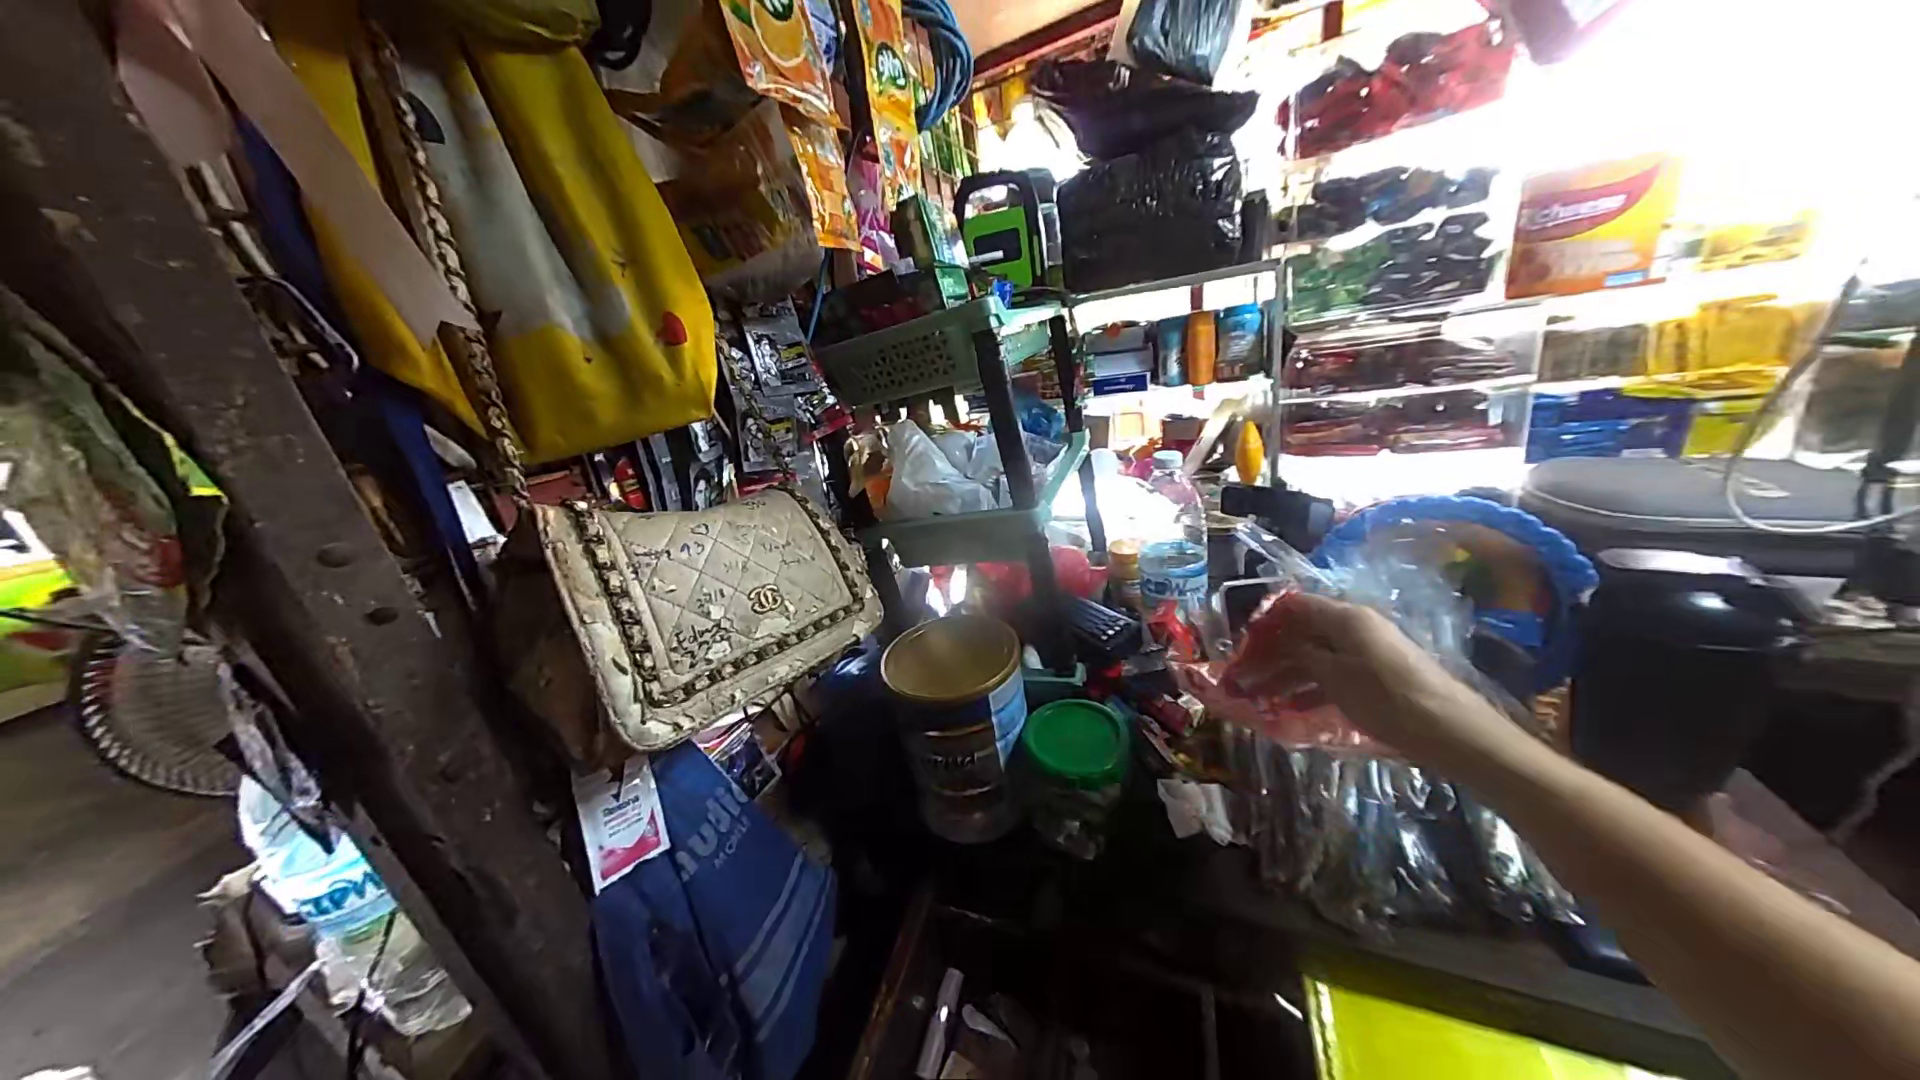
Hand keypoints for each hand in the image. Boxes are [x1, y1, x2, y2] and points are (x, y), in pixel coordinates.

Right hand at [1224, 591, 1528, 776]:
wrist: (1452, 732)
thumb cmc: (1387, 698)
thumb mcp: (1334, 676)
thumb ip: (1301, 653)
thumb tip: (1276, 641)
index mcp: (1345, 617)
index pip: (1294, 606)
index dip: (1265, 622)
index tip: (1241, 645)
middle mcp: (1354, 627)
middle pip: (1302, 633)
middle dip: (1270, 654)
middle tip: (1243, 677)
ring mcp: (1366, 652)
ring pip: (1314, 657)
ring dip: (1285, 676)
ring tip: (1258, 697)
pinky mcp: (1375, 677)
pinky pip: (1331, 676)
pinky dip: (1309, 689)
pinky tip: (1289, 708)